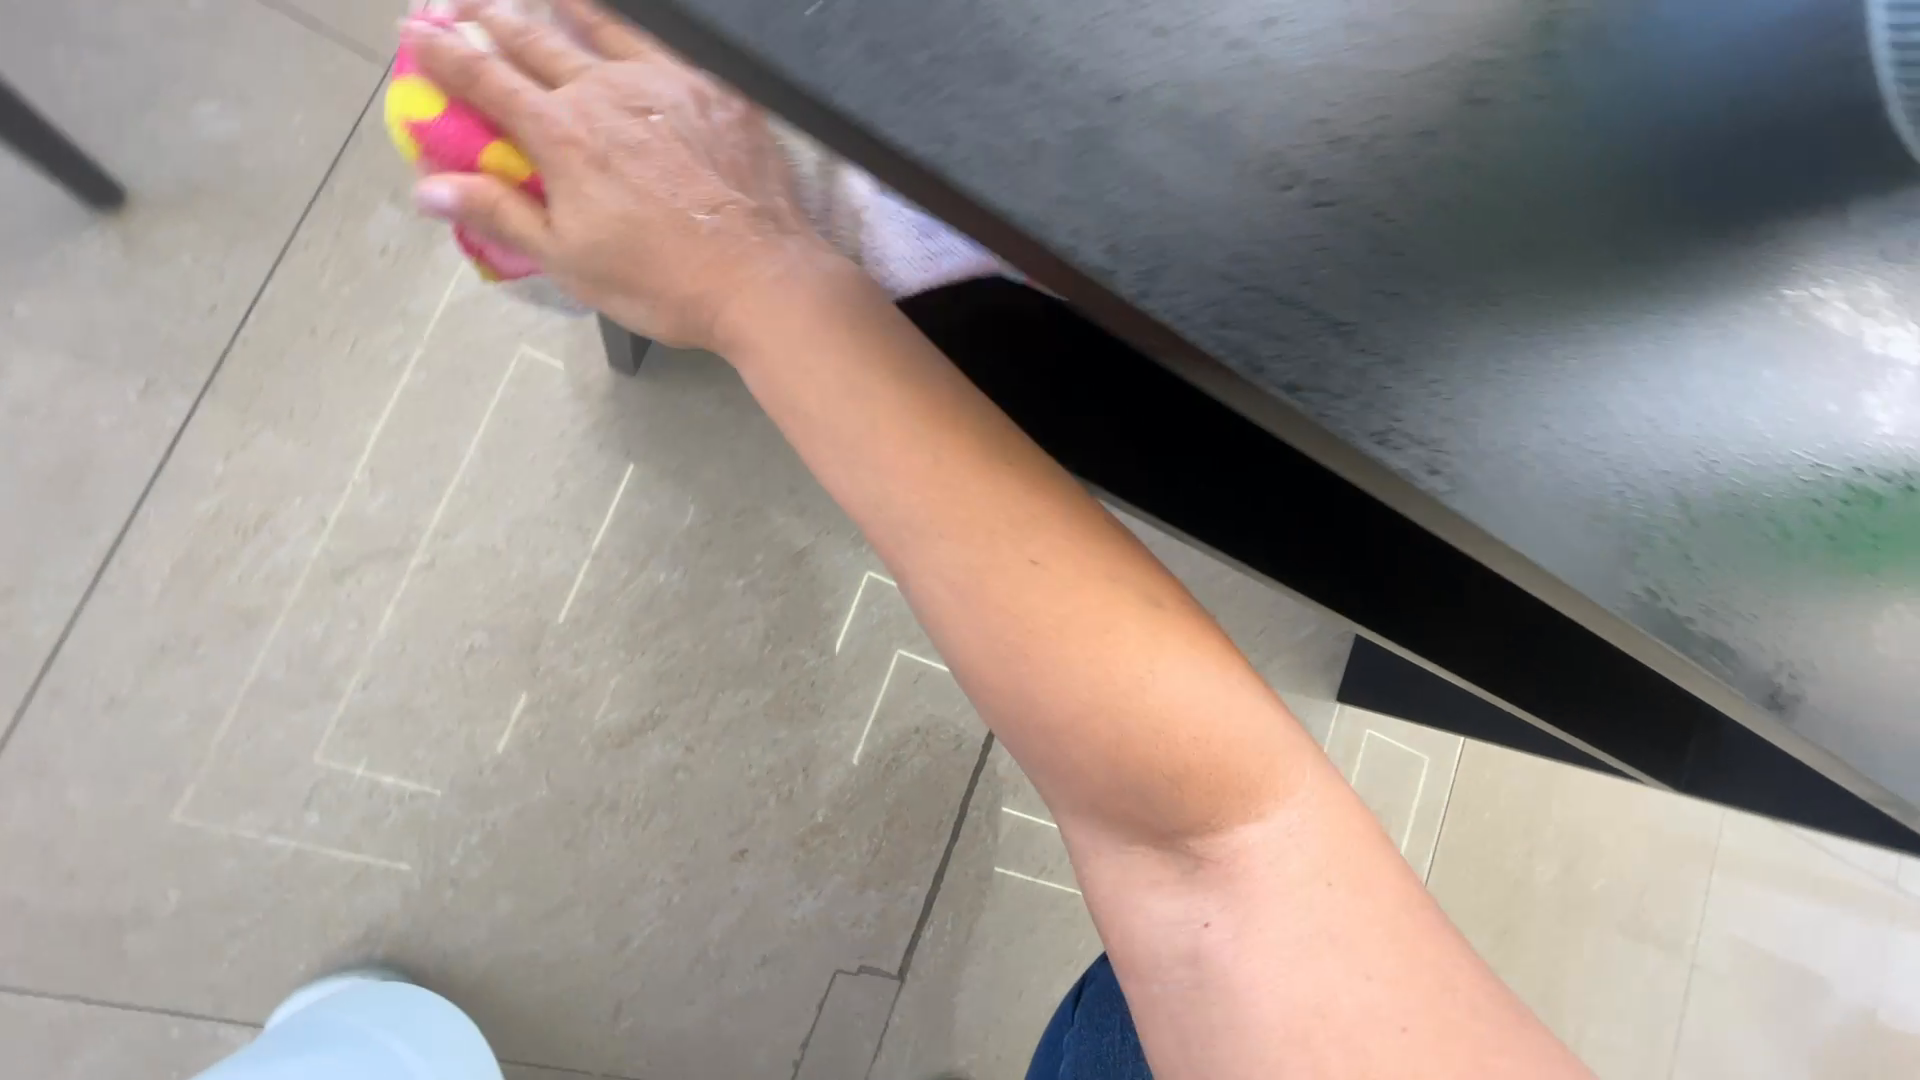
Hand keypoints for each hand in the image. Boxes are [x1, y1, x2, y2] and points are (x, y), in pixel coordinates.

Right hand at [405, 0, 845, 353]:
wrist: (761, 281)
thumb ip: (501, 215)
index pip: (485, 79)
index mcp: (562, 134)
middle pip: (537, 42)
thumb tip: (428, 188)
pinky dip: (640, 33)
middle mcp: (608, 94)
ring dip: (565, 10)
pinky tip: (637, 33)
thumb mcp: (571, 262)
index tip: (416, 35)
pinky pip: (671, 49)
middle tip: (467, 3)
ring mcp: (669, 88)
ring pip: (605, 31)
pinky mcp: (720, 97)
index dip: (444, 55)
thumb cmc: (663, 283)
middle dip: (494, 20)